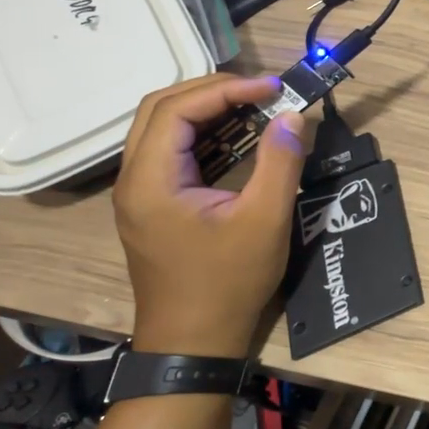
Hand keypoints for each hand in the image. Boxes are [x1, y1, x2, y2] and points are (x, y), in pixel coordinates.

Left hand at [112, 74, 308, 358]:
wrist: (194, 340)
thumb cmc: (228, 281)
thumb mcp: (266, 219)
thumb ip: (279, 162)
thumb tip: (293, 116)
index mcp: (152, 181)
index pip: (176, 110)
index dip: (227, 89)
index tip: (275, 88)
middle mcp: (136, 180)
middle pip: (161, 109)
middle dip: (214, 90)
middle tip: (264, 90)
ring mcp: (142, 192)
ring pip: (164, 127)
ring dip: (210, 108)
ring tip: (259, 105)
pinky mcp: (157, 203)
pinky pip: (174, 150)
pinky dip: (207, 132)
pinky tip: (243, 135)